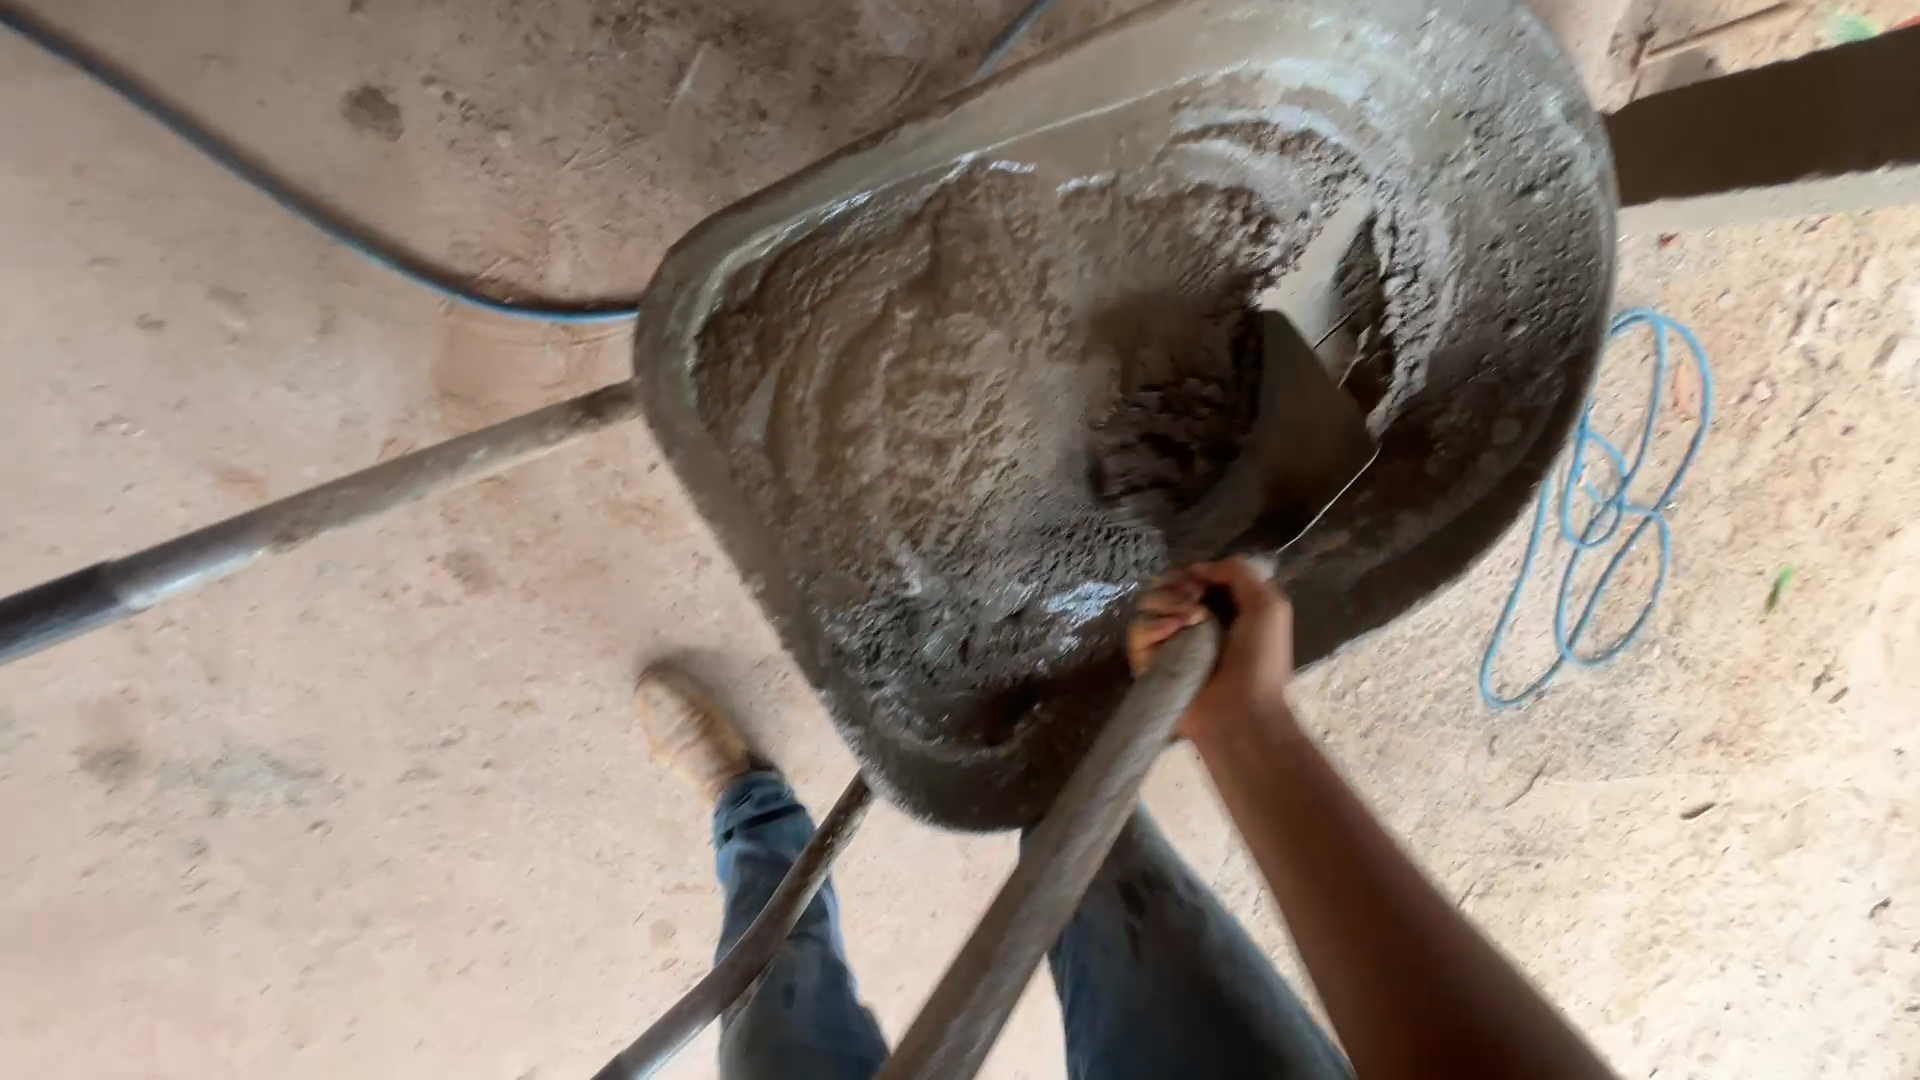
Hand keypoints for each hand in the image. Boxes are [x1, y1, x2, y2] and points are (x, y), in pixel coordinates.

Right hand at [1127, 557, 1296, 741]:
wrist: (1243, 711)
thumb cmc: (1261, 659)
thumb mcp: (1268, 605)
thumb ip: (1238, 572)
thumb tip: (1198, 568)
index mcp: (1219, 610)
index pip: (1191, 578)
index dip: (1192, 573)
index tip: (1200, 582)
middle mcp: (1190, 623)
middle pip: (1165, 586)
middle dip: (1176, 584)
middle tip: (1193, 599)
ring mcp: (1168, 643)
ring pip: (1147, 604)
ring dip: (1166, 602)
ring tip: (1188, 620)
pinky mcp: (1149, 662)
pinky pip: (1137, 631)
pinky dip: (1152, 626)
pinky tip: (1171, 632)